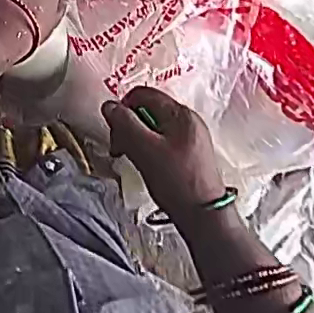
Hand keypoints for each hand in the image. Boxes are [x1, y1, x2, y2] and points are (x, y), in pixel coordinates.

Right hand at [102, 87, 226, 219]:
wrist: (204, 218)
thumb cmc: (175, 181)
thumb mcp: (144, 149)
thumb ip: (124, 123)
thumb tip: (109, 105)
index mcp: (180, 114)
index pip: (142, 94)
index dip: (123, 108)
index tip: (116, 129)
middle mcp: (188, 120)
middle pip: (146, 108)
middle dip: (128, 125)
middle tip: (120, 147)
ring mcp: (191, 137)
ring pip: (152, 125)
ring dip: (136, 137)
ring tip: (131, 157)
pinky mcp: (190, 152)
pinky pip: (161, 139)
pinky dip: (148, 147)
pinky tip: (146, 163)